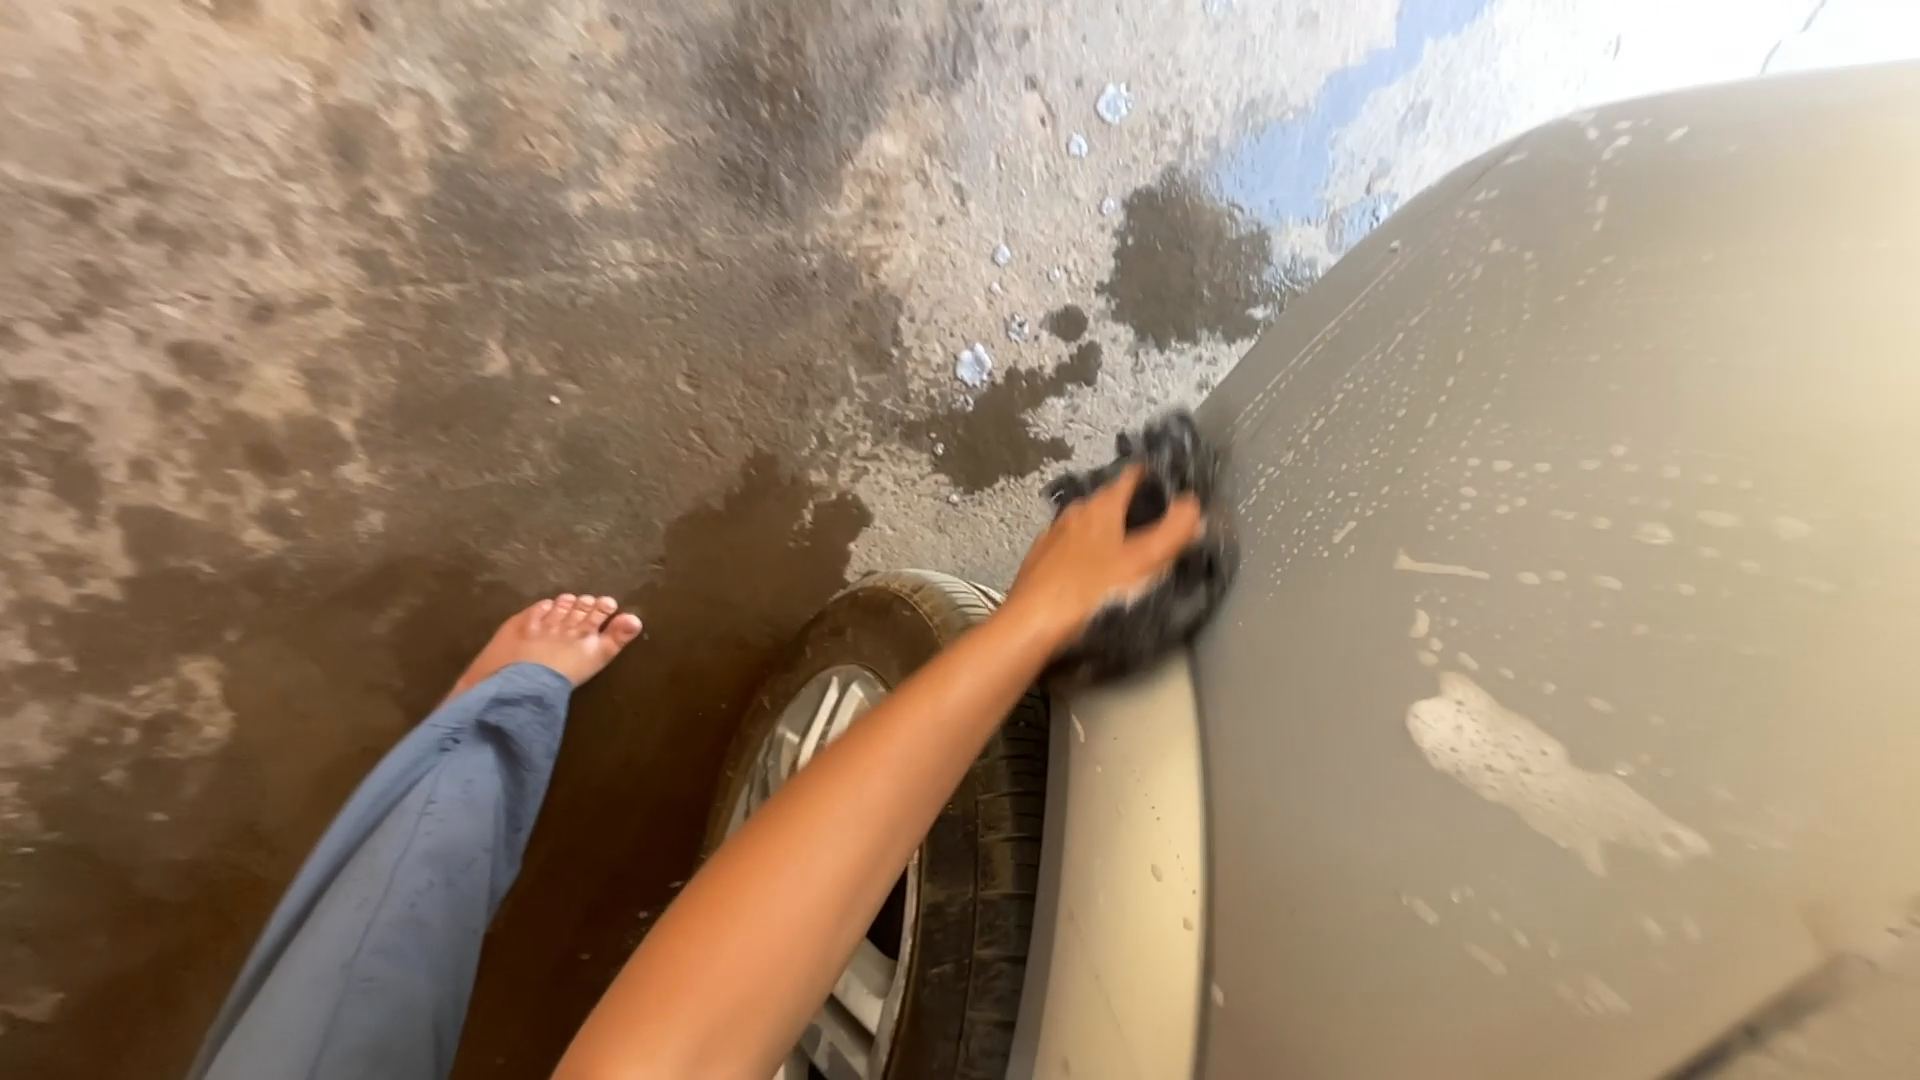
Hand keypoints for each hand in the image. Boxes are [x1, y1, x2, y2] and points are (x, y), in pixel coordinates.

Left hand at [1003, 465, 1202, 646]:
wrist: (1031, 622)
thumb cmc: (1090, 589)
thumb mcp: (1143, 562)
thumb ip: (1173, 531)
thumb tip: (1193, 504)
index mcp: (1100, 507)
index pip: (1129, 477)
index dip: (1149, 475)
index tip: (1165, 480)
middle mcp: (1072, 514)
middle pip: (1106, 502)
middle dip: (1128, 508)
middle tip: (1152, 521)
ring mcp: (1051, 537)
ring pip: (1085, 525)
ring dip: (1105, 531)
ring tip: (1123, 548)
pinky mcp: (1038, 561)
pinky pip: (1068, 548)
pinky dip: (1084, 552)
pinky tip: (1089, 572)